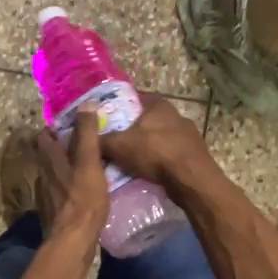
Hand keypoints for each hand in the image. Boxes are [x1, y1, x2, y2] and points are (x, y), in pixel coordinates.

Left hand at [33, 111, 108, 246]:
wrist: (73, 239)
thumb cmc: (83, 198)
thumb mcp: (89, 162)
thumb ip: (87, 134)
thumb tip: (86, 104)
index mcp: (50, 159)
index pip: (44, 135)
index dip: (54, 127)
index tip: (70, 123)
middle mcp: (43, 174)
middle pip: (48, 154)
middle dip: (61, 147)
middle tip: (81, 143)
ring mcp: (46, 194)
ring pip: (54, 173)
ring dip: (66, 167)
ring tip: (85, 165)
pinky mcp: (54, 211)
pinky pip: (60, 191)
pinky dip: (69, 186)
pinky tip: (83, 190)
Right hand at [98, 94, 213, 190]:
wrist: (192, 180)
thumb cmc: (155, 153)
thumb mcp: (119, 145)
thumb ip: (100, 139)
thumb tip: (84, 137)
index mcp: (159, 104)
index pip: (133, 98)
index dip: (117, 107)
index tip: (104, 118)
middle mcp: (176, 114)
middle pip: (146, 119)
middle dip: (130, 129)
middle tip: (113, 141)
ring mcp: (188, 135)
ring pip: (158, 138)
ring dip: (146, 147)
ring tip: (128, 160)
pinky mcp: (194, 154)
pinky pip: (169, 154)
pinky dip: (158, 161)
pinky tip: (148, 172)